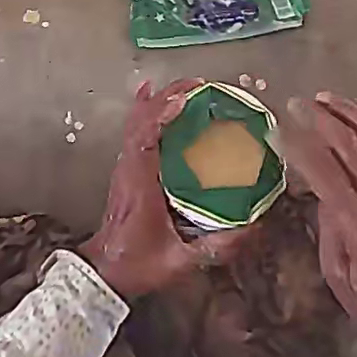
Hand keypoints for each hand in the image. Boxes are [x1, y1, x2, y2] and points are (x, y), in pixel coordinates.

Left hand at [79, 79, 244, 298]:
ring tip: (187, 86)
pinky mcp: (127, 168)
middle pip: (141, 122)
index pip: (145, 140)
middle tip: (199, 86)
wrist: (104, 271)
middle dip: (167, 98)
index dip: (162, 116)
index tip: (185, 99)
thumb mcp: (178, 261)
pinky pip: (133, 130)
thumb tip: (253, 227)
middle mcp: (129, 168)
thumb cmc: (138, 263)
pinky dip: (142, 109)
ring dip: (158, 101)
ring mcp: (125, 166)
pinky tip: (149, 92)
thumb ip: (213, 247)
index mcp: (140, 184)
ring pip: (136, 123)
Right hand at [279, 94, 356, 339]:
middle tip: (298, 103)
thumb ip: (327, 224)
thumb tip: (318, 184)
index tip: (279, 129)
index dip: (299, 145)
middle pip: (351, 143)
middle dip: (321, 118)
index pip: (324, 170)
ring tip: (326, 97)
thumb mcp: (336, 271)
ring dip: (350, 110)